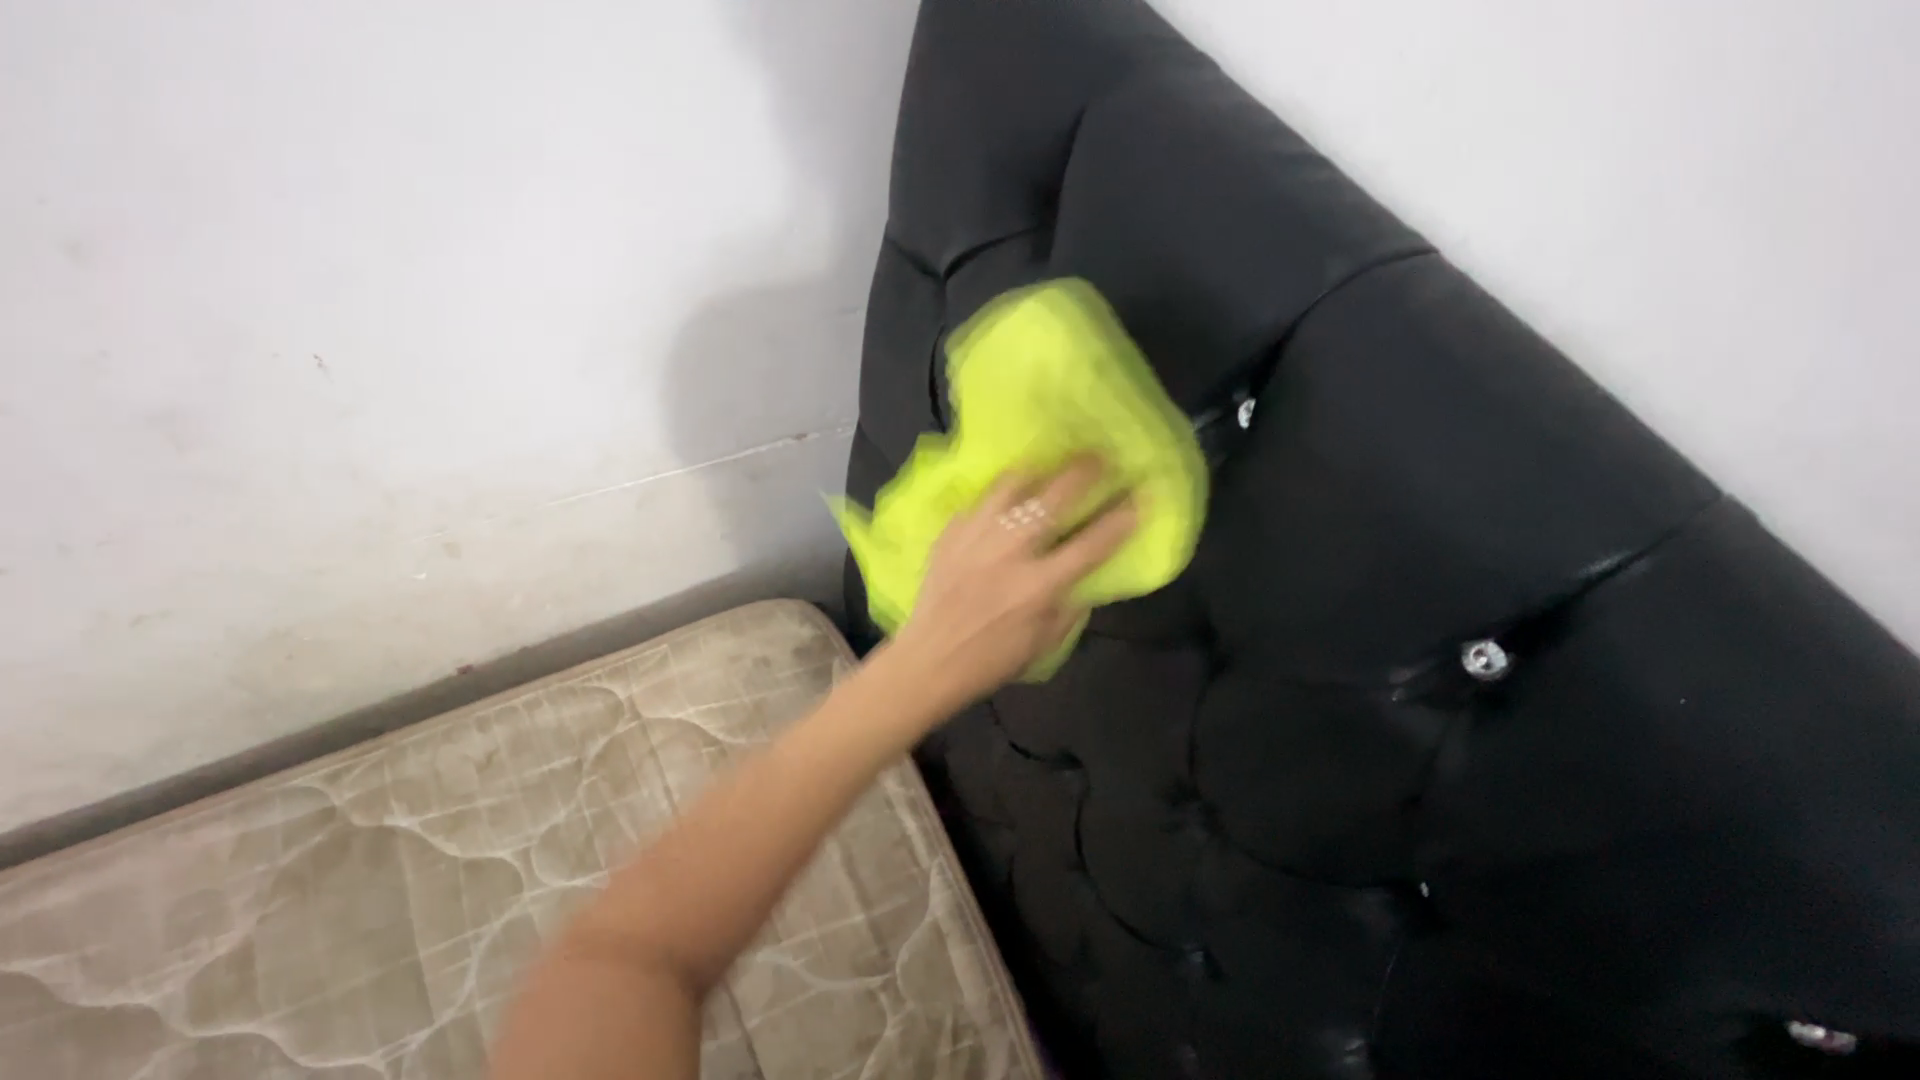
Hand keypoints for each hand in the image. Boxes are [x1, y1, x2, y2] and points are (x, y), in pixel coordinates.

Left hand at [881, 457, 1137, 717]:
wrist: (929, 660)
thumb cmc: (991, 660)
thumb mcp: (1043, 643)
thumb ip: (1069, 606)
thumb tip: (1084, 578)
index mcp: (1038, 586)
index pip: (1091, 544)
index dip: (1120, 519)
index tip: (1137, 498)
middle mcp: (1009, 553)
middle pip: (1054, 499)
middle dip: (1084, 473)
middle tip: (1099, 458)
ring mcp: (976, 538)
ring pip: (1011, 487)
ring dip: (1037, 474)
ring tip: (1047, 468)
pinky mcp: (950, 534)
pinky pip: (979, 503)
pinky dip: (998, 498)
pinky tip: (1004, 500)